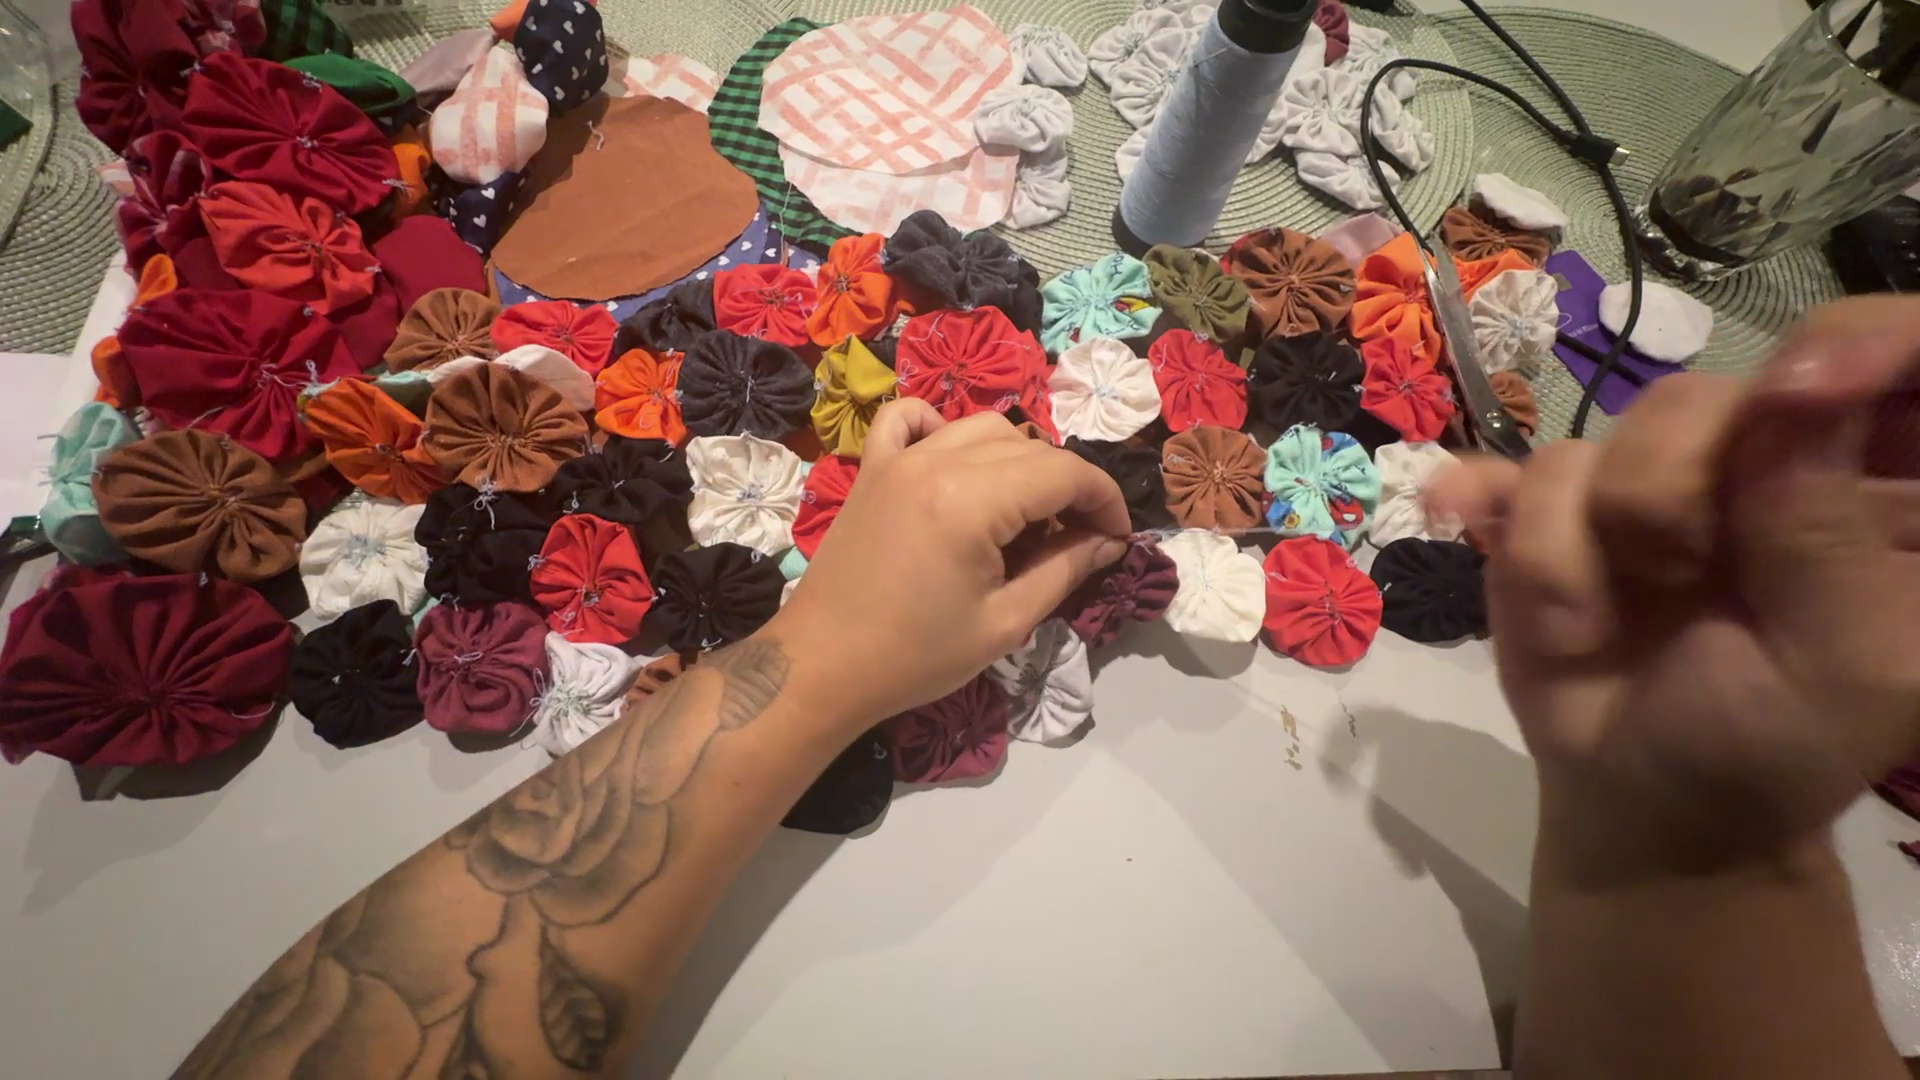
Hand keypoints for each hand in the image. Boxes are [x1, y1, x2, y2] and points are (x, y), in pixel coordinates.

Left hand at [768, 400, 1130, 732]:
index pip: (1063, 472)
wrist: (823, 666)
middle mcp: (936, 461)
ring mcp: (898, 459)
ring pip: (982, 428)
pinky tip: (955, 464)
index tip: (1116, 536)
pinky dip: (942, 428)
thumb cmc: (915, 656)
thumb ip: (1064, 570)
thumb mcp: (1004, 623)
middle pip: (1029, 447)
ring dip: (1018, 461)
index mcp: (971, 500)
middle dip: (1067, 487)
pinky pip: (910, 420)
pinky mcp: (872, 469)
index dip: (1104, 499)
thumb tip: (1107, 541)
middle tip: (1074, 539)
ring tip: (1023, 514)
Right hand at [1431, 295, 1919, 878]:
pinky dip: (1472, 500)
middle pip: (1690, 403)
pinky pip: (1491, 472)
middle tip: (1671, 582)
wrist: (1627, 787)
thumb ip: (1822, 531)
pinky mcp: (1534, 515)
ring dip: (1562, 549)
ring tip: (1584, 621)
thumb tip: (1803, 378)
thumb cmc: (1761, 741)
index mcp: (1862, 492)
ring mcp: (1624, 491)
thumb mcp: (1837, 662)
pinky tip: (1455, 516)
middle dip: (1660, 501)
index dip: (1857, 345)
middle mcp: (1741, 468)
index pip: (1889, 358)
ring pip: (1577, 449)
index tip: (1805, 384)